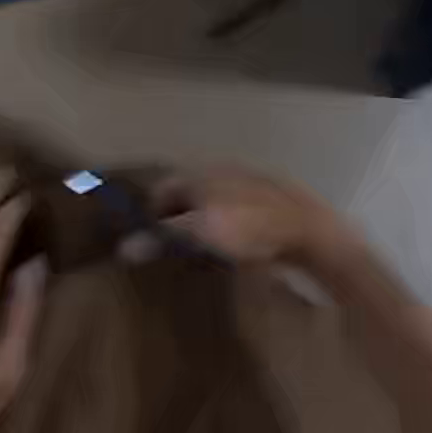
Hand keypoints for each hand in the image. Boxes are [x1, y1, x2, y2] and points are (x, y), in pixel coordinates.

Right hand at [150, 166, 358, 269]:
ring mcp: (244, 188)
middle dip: (172, 221)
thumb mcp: (202, 231)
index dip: (148, 214)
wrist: (306, 228)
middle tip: (165, 253)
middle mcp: (221, 174)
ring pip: (208, 207)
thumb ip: (164, 235)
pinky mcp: (262, 206)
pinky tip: (224, 254)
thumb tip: (125, 247)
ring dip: (196, 229)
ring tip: (192, 258)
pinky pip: (229, 218)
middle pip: (185, 197)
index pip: (163, 187)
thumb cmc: (250, 226)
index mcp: (204, 174)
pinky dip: (219, 233)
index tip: (143, 244)